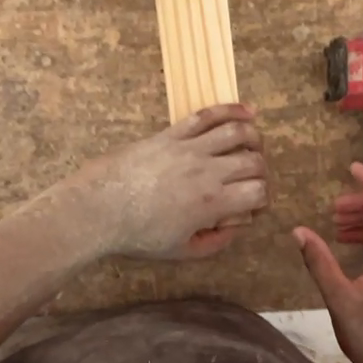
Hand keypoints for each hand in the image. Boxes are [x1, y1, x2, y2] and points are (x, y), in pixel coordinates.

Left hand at [59, 104, 268, 259]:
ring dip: (254, 139)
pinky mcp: (172, 134)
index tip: (254, 207)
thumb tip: (236, 229)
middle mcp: (207, 171)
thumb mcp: (181, 251)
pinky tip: (247, 112)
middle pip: (254, 162)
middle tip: (251, 182)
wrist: (98, 209)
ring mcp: (189, 148)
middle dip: (261, 173)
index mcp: (212, 203)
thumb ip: (214, 243)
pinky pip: (207, 116)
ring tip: (255, 147)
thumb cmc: (138, 235)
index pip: (258, 192)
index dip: (263, 199)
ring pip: (238, 132)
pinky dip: (231, 110)